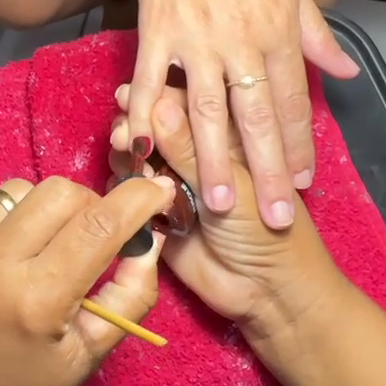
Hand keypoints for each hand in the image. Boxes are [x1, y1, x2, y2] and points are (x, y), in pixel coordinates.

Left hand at [0, 175, 174, 385]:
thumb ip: (130, 295)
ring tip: (46, 246)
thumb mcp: (89, 354)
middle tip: (94, 235)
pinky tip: (10, 256)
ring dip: (47, 209)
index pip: (98, 226)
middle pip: (59, 192)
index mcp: (37, 298)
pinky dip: (11, 220)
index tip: (158, 188)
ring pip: (21, 189)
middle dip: (90, 204)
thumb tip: (150, 239)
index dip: (136, 200)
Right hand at [110, 84, 340, 346]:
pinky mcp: (154, 216)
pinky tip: (119, 180)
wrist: (265, 292)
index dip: (155, 99)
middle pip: (153, 130)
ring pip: (138, 158)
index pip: (183, 108)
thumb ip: (191, 148)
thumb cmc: (266, 229)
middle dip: (134, 125)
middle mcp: (194, 158)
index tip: (130, 93)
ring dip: (126, 151)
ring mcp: (171, 186)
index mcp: (221, 140)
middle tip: (123, 131)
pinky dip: (120, 183)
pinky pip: (129, 193)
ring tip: (121, 150)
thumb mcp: (232, 182)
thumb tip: (156, 101)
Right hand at [131, 0, 359, 229]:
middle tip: (275, 219)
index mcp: (277, 32)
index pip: (291, 100)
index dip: (297, 144)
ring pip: (205, 109)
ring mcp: (195, 39)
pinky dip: (143, 114)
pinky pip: (147, 79)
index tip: (301, 183)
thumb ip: (317, 34)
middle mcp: (241, 42)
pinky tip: (143, 148)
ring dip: (211, 159)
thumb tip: (345, 73)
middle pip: (255, 117)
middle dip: (266, 171)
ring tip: (215, 203)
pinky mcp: (155, 31)